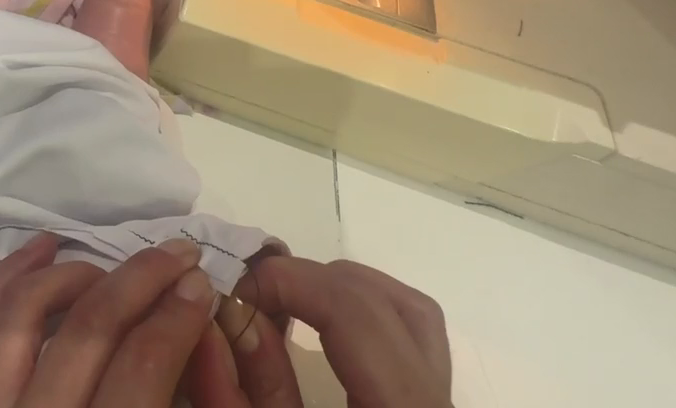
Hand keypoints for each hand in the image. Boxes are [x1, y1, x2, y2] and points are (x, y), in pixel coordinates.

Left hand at [0, 233, 222, 407]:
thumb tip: (199, 355)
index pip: (139, 371)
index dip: (176, 321)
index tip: (201, 286)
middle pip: (87, 331)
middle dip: (140, 281)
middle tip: (177, 254)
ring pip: (22, 314)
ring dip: (73, 274)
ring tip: (111, 262)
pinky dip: (7, 276)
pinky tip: (41, 250)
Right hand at [234, 257, 451, 407]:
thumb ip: (258, 385)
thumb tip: (230, 308)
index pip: (352, 310)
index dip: (286, 282)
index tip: (233, 291)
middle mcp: (439, 400)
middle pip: (377, 297)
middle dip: (304, 280)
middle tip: (250, 297)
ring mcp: (445, 398)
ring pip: (405, 305)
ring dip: (336, 288)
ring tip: (286, 306)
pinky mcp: (433, 401)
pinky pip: (412, 329)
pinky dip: (363, 309)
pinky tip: (324, 329)